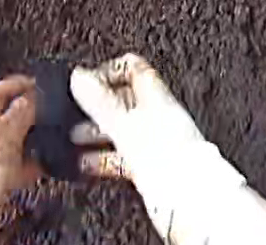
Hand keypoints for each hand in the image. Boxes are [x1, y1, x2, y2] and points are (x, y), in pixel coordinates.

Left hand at [0, 75, 39, 244]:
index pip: (8, 85)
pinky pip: (1, 169)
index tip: (46, 88)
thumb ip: (23, 111)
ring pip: (6, 144)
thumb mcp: (6, 134)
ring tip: (42, 153)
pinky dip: (18, 170)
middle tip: (48, 125)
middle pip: (7, 115)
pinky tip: (27, 176)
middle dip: (29, 120)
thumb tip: (36, 95)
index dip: (30, 85)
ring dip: (25, 147)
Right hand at [70, 55, 246, 240]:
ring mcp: (155, 140)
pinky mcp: (152, 165)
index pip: (132, 67)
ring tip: (73, 139)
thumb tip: (80, 76)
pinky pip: (124, 155)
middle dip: (97, 105)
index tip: (86, 81)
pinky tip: (89, 165)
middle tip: (74, 112)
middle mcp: (157, 114)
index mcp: (155, 95)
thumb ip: (102, 101)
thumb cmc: (169, 154)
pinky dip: (105, 157)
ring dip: (98, 133)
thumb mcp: (127, 124)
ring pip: (122, 129)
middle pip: (124, 99)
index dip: (108, 70)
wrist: (192, 198)